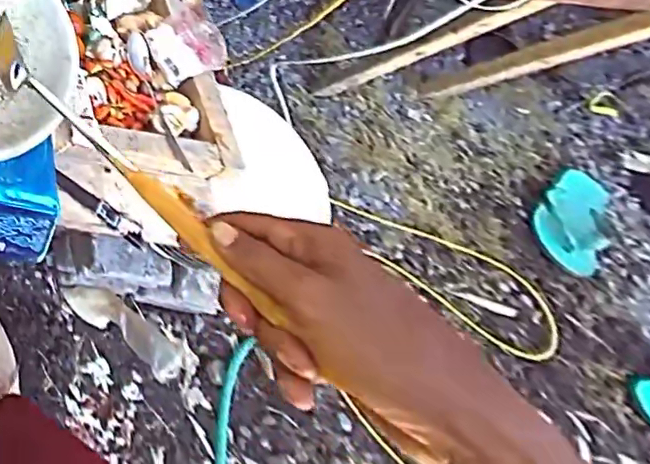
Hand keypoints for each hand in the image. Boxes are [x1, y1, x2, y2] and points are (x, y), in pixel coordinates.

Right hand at [211, 213, 575, 463]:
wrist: (462, 424)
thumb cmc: (390, 352)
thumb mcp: (309, 299)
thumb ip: (256, 261)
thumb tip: (217, 229)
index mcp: (314, 245)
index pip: (246, 225)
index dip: (213, 234)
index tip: (187, 245)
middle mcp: (319, 271)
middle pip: (251, 274)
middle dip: (251, 307)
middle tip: (255, 324)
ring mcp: (329, 310)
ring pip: (270, 317)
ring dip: (277, 346)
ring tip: (305, 367)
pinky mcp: (337, 346)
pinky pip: (293, 348)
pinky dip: (294, 370)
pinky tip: (311, 388)